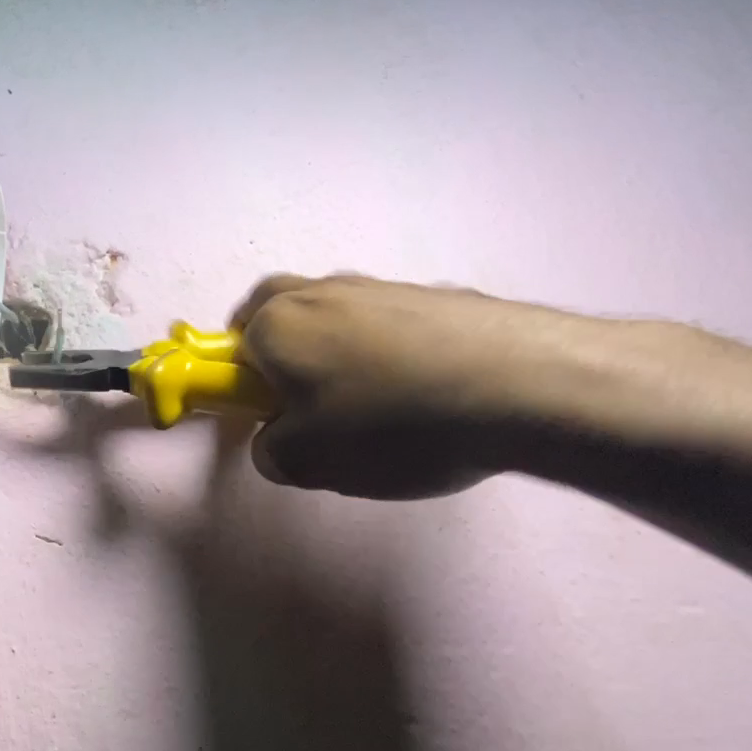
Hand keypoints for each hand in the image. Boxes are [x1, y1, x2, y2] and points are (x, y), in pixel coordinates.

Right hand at [230, 272, 751, 579]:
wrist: (525, 385)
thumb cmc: (391, 423)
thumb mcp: (307, 463)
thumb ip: (269, 452)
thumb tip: (277, 440)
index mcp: (273, 324)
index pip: (226, 345)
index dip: (240, 384)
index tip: (270, 417)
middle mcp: (316, 292)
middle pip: (274, 313)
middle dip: (277, 351)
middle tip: (307, 403)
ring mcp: (380, 288)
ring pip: (335, 318)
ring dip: (339, 352)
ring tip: (383, 410)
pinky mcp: (436, 295)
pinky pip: (391, 326)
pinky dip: (394, 354)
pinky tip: (431, 397)